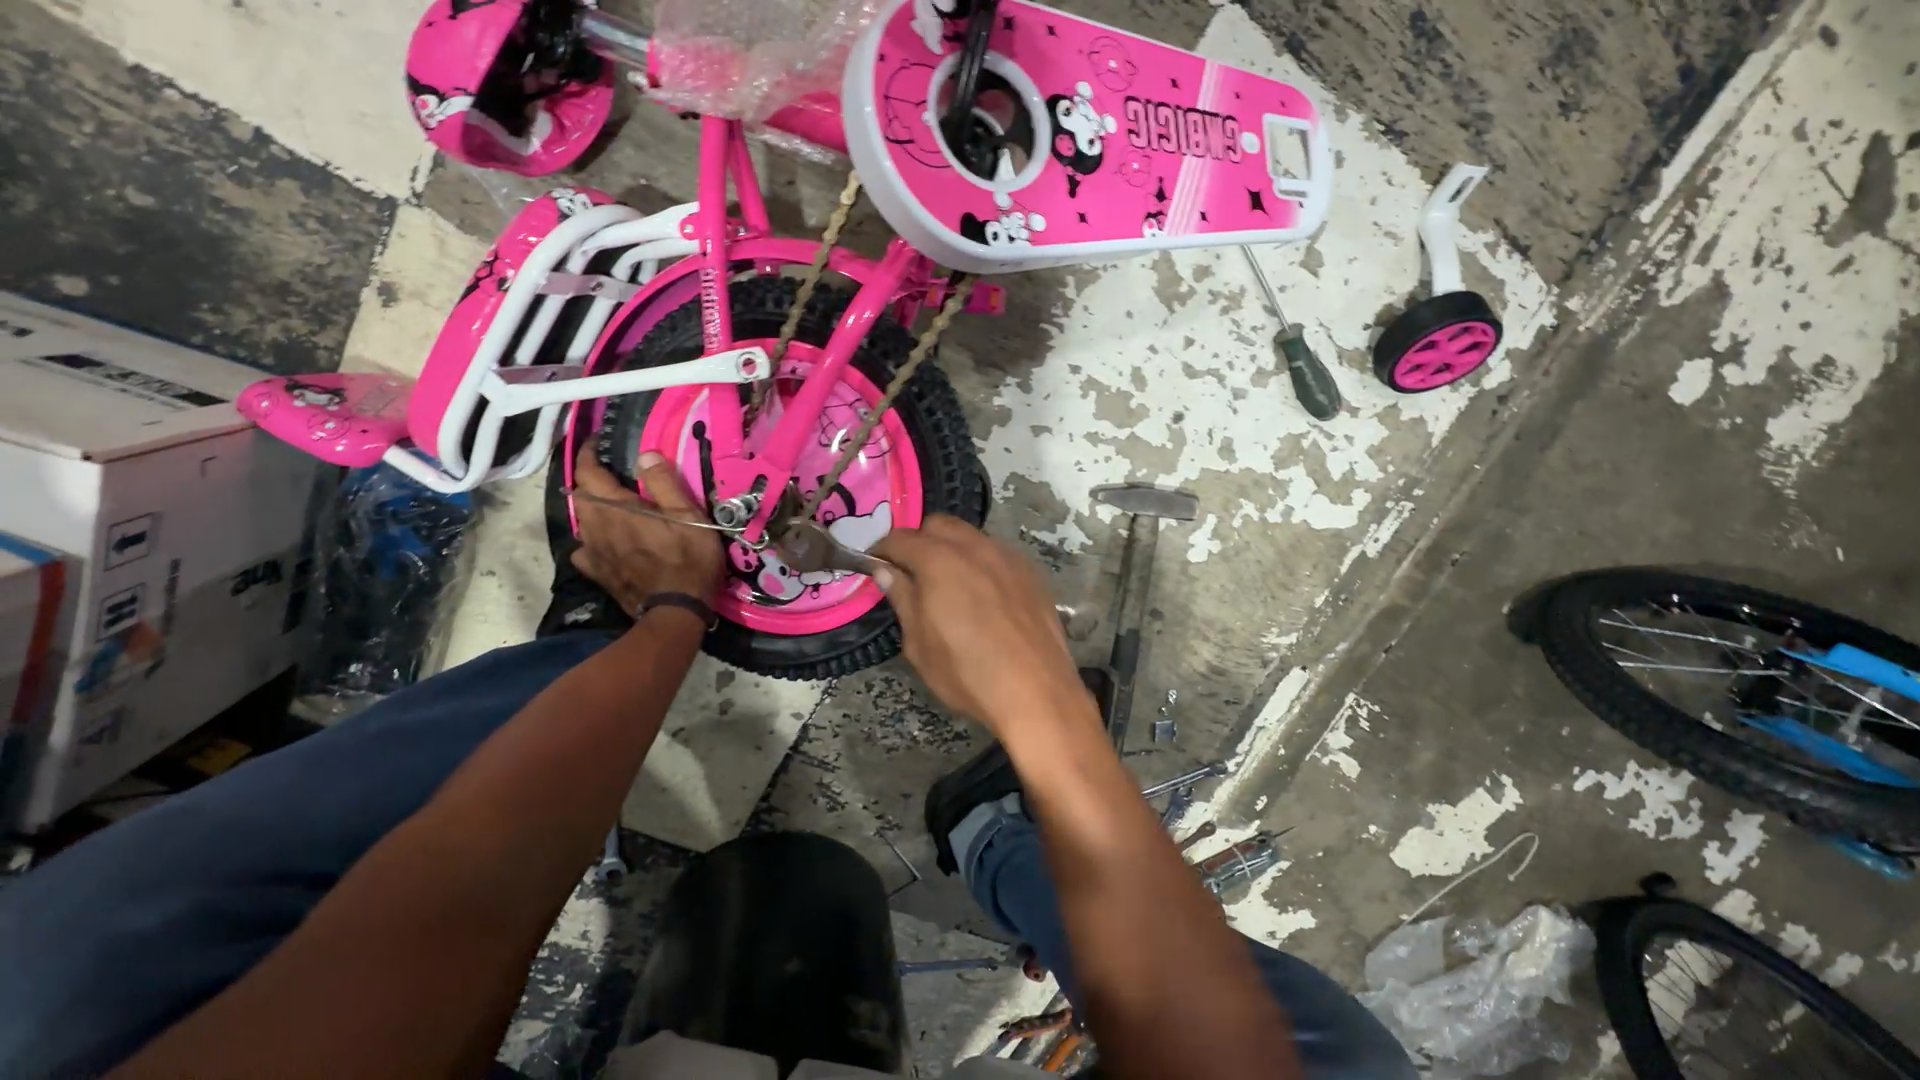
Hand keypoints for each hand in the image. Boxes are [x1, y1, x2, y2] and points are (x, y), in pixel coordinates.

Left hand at [569, 442, 725, 614]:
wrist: (677, 610)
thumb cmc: (688, 558)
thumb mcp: (688, 515)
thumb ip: (663, 482)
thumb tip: (645, 454)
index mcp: (616, 507)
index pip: (587, 471)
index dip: (588, 453)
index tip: (596, 442)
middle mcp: (595, 526)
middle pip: (580, 495)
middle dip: (591, 480)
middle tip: (611, 474)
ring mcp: (593, 552)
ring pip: (582, 521)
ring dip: (593, 509)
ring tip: (612, 507)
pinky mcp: (597, 572)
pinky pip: (584, 549)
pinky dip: (591, 540)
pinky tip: (605, 542)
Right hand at [873, 516, 1090, 733]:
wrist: (1035, 691)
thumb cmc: (967, 673)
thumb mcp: (919, 644)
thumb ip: (902, 599)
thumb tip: (886, 571)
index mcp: (940, 561)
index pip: (901, 539)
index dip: (883, 550)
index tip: (876, 565)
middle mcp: (975, 548)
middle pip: (938, 526)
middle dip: (919, 541)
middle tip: (911, 572)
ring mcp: (1008, 558)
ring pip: (971, 536)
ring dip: (952, 549)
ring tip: (947, 583)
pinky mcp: (1031, 574)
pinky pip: (997, 554)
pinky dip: (980, 563)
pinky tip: (981, 594)